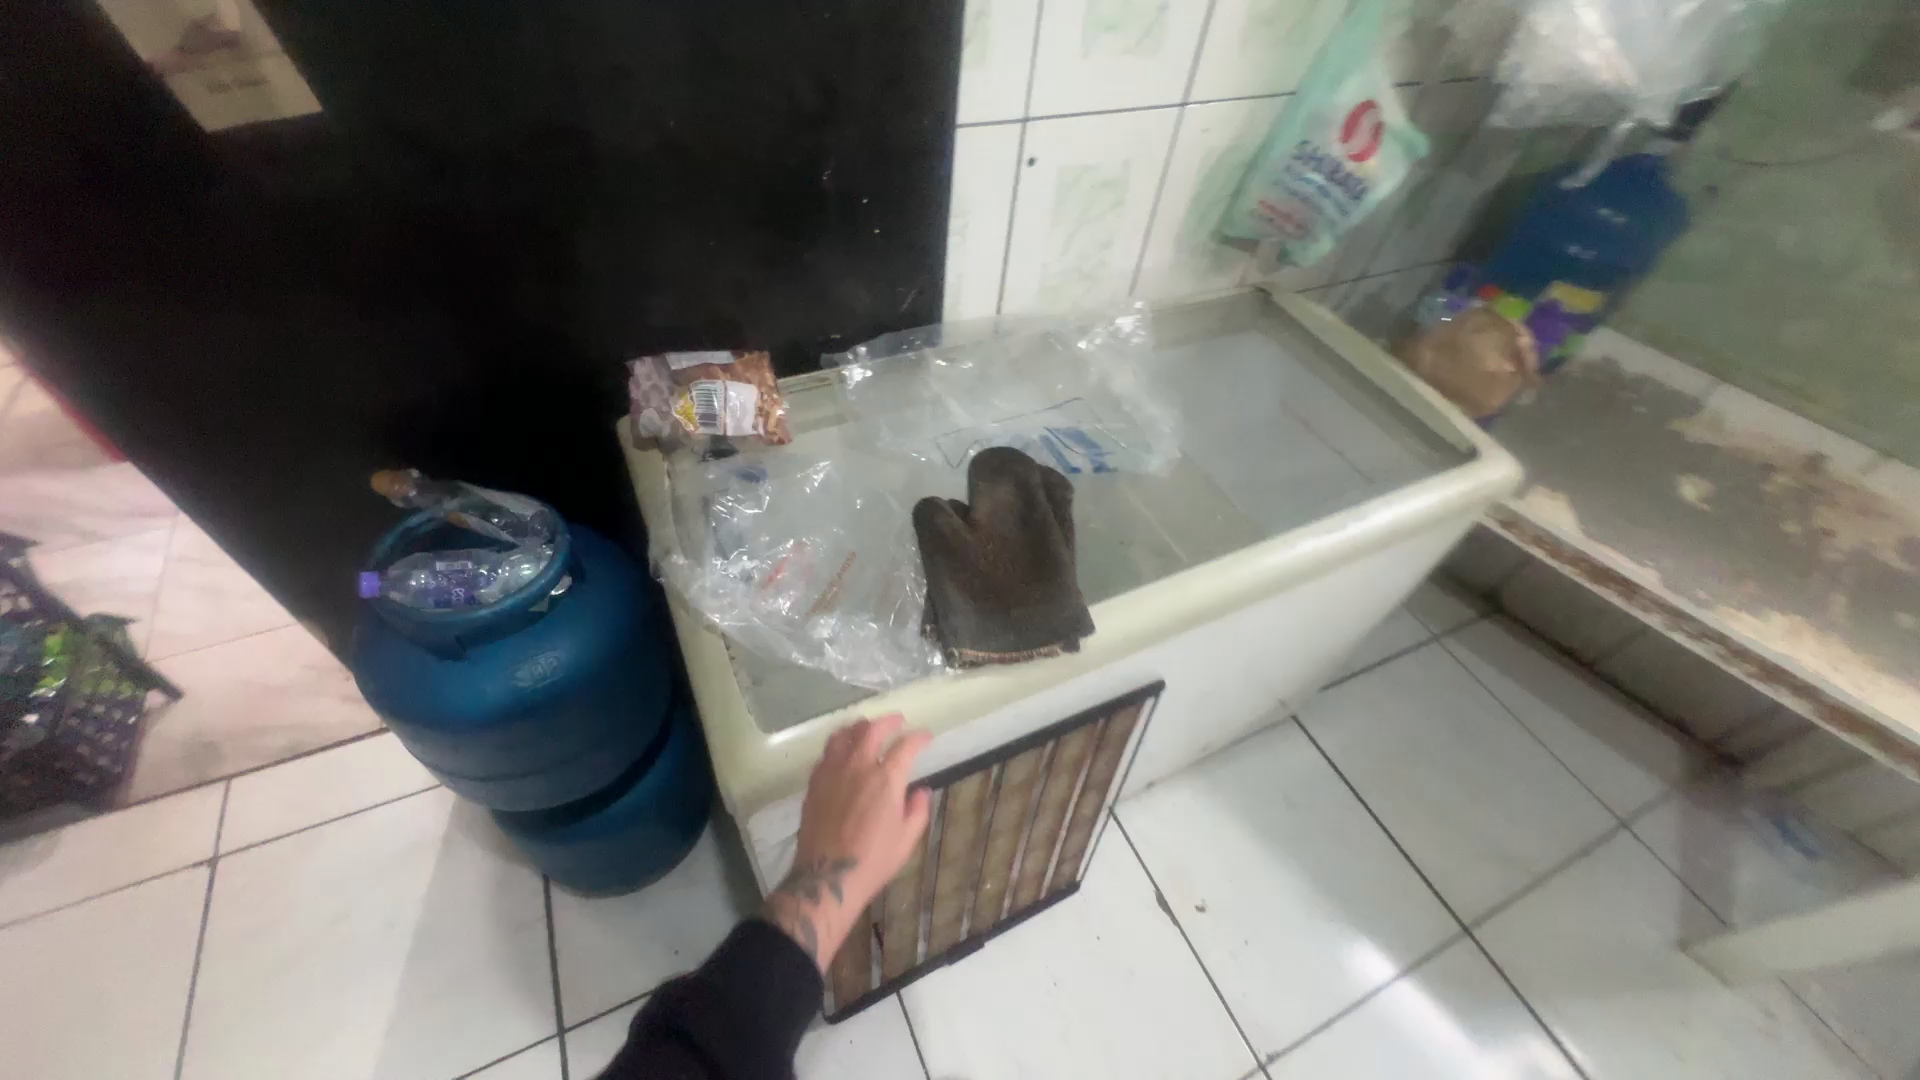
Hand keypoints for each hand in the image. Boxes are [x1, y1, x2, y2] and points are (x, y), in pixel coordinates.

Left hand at [761, 714, 932, 972]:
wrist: (826, 878)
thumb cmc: (873, 861)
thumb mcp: (907, 840)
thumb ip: (918, 810)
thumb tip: (921, 790)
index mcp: (886, 779)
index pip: (906, 746)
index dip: (919, 737)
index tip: (925, 736)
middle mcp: (858, 767)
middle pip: (872, 730)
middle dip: (889, 721)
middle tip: (898, 721)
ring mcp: (832, 772)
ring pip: (844, 735)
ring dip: (859, 727)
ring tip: (866, 727)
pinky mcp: (815, 783)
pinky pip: (826, 754)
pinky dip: (839, 745)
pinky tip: (842, 752)